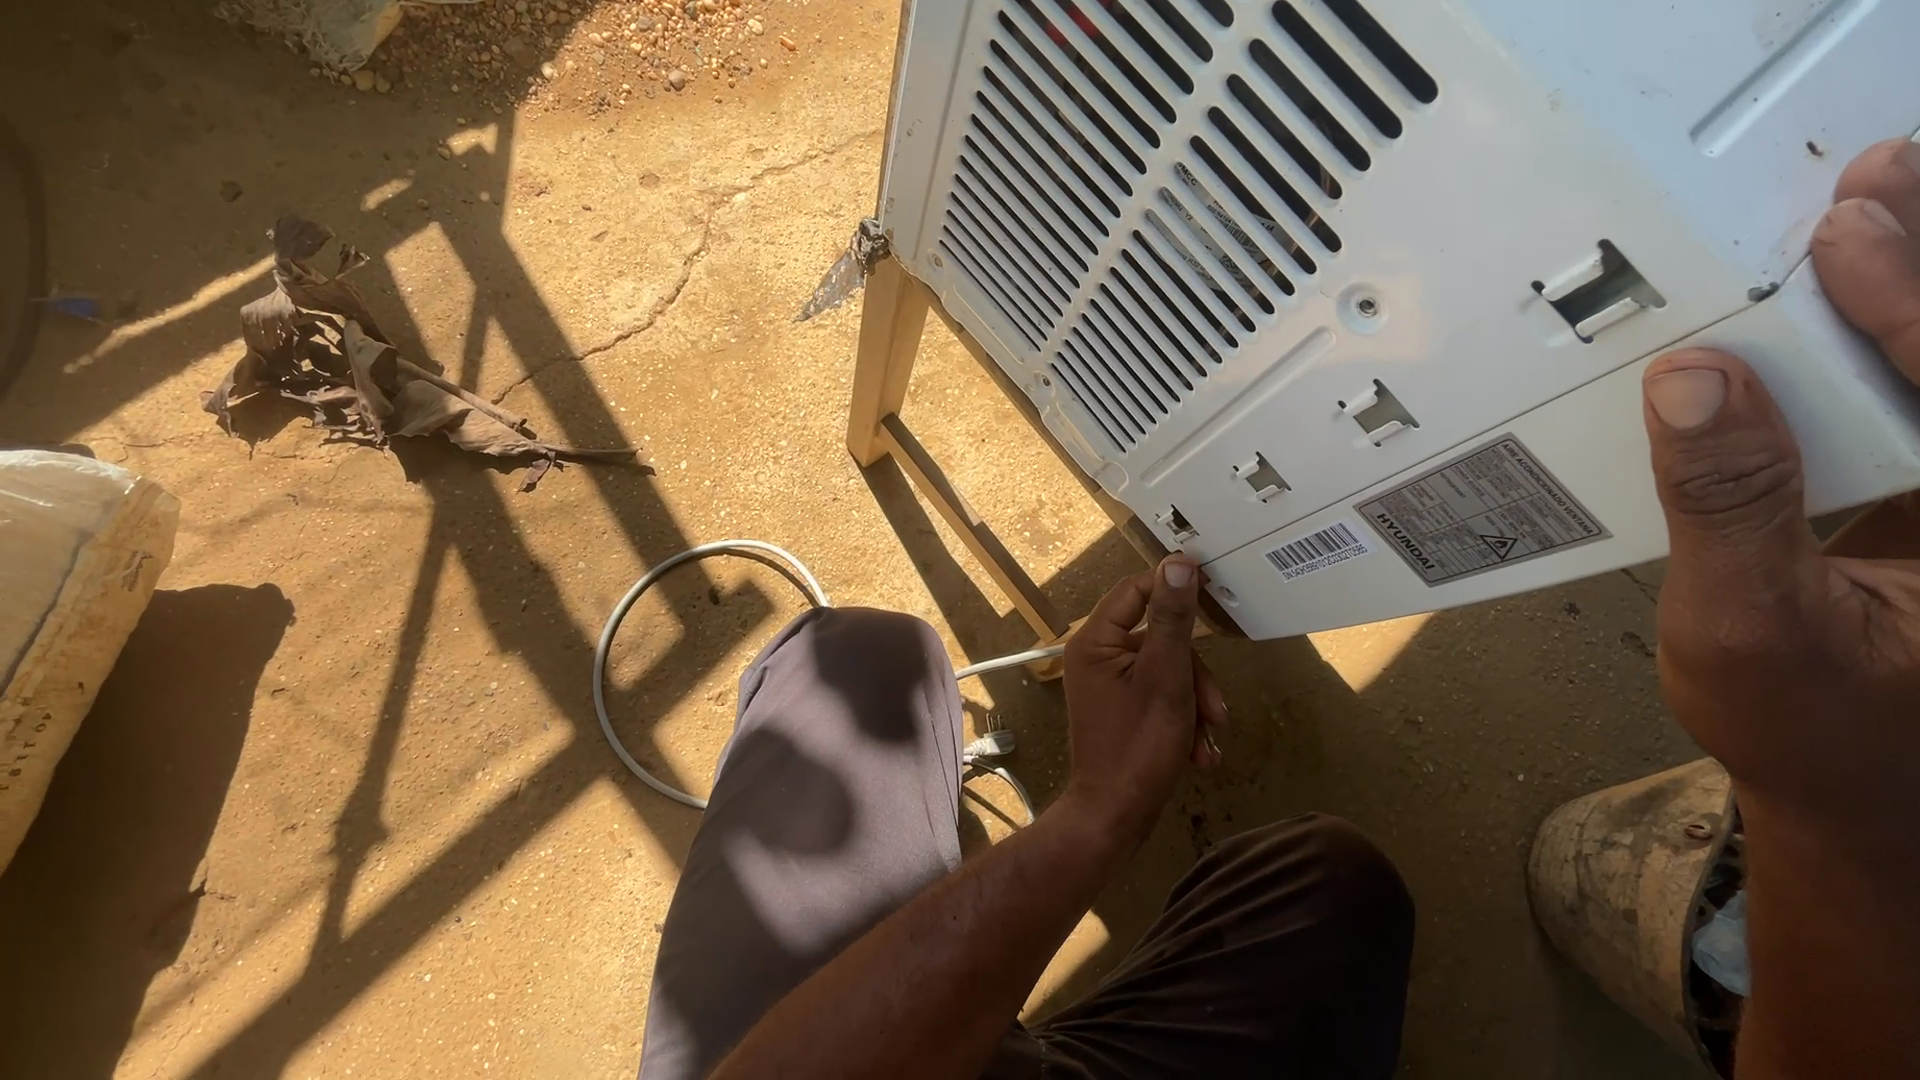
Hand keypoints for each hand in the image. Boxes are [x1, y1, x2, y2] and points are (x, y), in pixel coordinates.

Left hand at [1059, 556, 1227, 843]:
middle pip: (1160, 637)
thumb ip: (1172, 618)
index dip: (1174, 587)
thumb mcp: (1166, 677)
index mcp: (1096, 641)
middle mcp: (1096, 656)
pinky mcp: (1121, 708)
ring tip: (1207, 741)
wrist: (1114, 817)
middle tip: (1215, 713)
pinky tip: (1198, 753)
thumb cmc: (1138, 746)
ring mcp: (1108, 684)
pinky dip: (1182, 719)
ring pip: (1167, 670)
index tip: (1214, 589)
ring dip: (1194, 703)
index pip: (1136, 590)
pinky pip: (1160, 695)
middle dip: (1195, 675)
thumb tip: (1178, 562)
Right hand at [1643, 137, 1919, 836]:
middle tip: (1878, 176)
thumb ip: (1731, 503)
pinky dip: (1893, 338)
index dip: (1914, 297)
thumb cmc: (1805, 723)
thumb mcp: (1748, 626)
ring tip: (1875, 208)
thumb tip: (1692, 380)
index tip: (1842, 227)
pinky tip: (1852, 299)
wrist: (1858, 786)